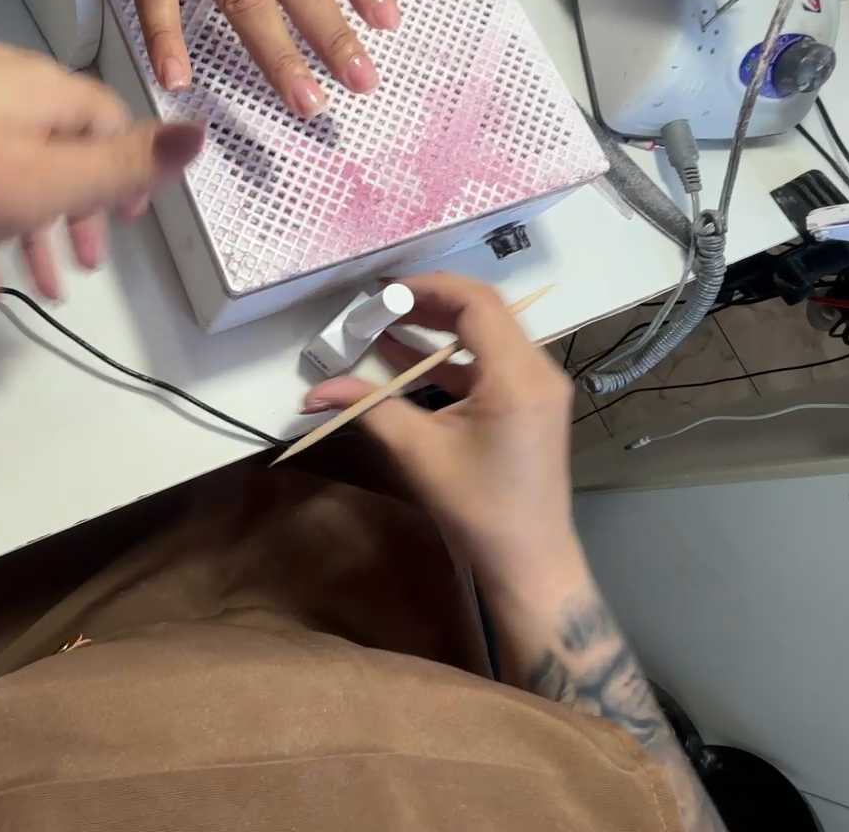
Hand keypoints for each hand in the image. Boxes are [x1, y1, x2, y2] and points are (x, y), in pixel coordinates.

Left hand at [0, 44, 203, 296]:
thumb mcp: (34, 179)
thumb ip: (117, 164)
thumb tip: (198, 134)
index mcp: (34, 88)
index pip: (107, 119)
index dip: (127, 172)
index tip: (126, 225)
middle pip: (59, 147)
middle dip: (77, 213)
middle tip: (84, 268)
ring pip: (8, 169)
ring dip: (29, 230)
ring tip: (34, 289)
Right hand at [300, 273, 578, 564]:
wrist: (527, 560)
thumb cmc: (476, 508)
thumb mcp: (416, 450)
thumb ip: (367, 407)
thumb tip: (312, 393)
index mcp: (517, 377)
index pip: (477, 304)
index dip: (429, 288)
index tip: (384, 292)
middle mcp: (537, 371)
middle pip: (484, 311)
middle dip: (428, 301)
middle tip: (379, 303)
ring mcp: (536, 386)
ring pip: (486, 333)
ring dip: (437, 324)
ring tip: (386, 319)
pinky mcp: (527, 401)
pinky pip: (487, 361)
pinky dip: (447, 354)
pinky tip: (404, 354)